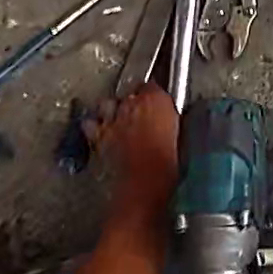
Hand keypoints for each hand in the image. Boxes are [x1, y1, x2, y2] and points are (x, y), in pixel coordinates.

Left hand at [83, 84, 179, 206]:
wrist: (143, 187)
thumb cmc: (168, 165)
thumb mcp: (182, 140)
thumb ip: (173, 124)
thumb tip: (170, 122)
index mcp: (156, 101)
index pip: (153, 86)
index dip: (156, 95)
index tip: (161, 103)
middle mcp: (130, 105)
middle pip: (130, 93)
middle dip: (136, 101)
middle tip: (145, 114)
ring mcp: (111, 120)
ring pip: (108, 103)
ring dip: (114, 109)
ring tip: (121, 119)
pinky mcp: (96, 137)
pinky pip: (91, 123)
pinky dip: (96, 125)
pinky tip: (103, 132)